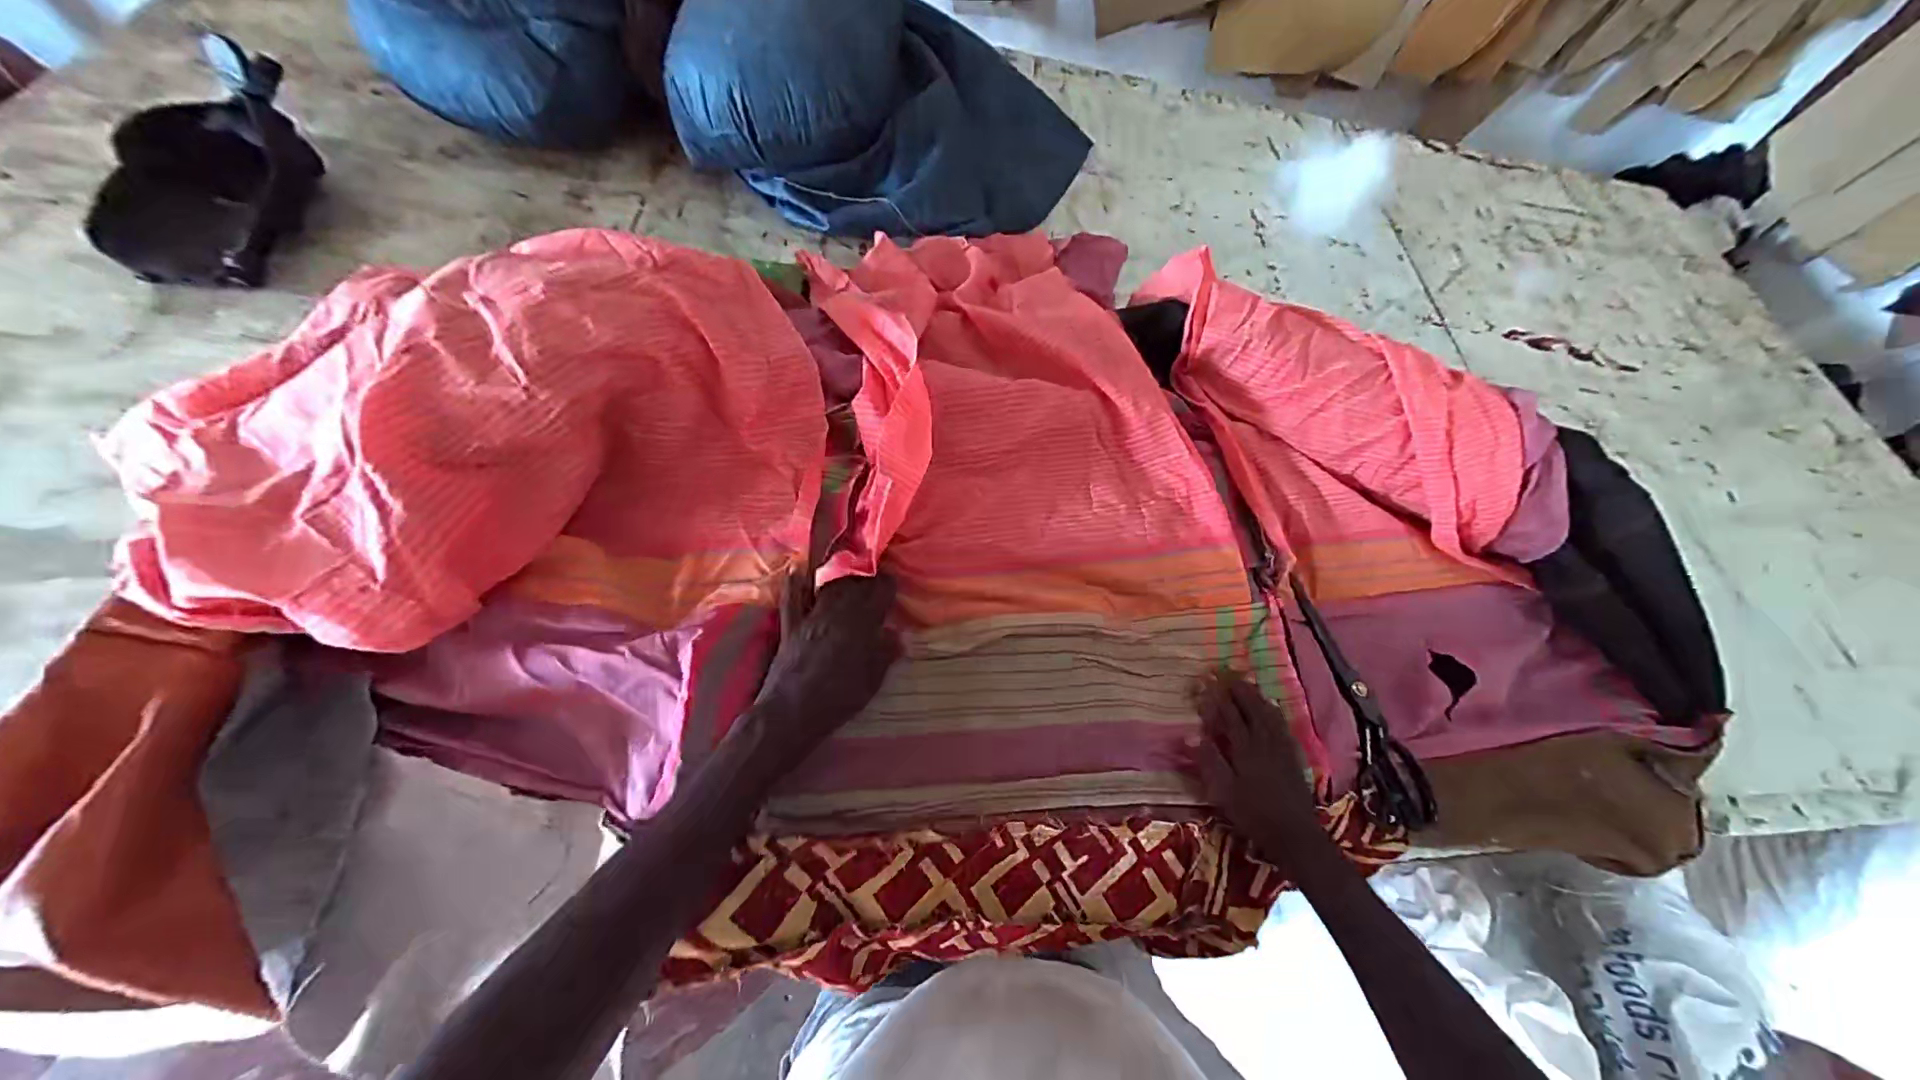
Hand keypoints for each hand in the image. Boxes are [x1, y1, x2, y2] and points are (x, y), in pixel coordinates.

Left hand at [749, 573, 900, 765]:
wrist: (792, 712)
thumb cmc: (838, 699)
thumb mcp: (872, 681)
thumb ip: (885, 653)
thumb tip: (897, 635)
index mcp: (862, 623)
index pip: (880, 591)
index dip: (888, 585)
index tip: (893, 585)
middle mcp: (837, 612)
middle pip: (855, 583)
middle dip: (868, 578)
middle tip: (876, 581)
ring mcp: (811, 617)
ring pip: (828, 586)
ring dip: (841, 577)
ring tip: (850, 575)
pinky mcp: (790, 626)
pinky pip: (791, 598)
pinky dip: (795, 582)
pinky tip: (796, 568)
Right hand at [1188, 672, 1326, 870]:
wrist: (1295, 833)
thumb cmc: (1253, 813)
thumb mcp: (1224, 790)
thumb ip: (1209, 761)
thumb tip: (1191, 733)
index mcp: (1245, 748)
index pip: (1229, 716)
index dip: (1218, 698)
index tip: (1207, 683)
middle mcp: (1264, 742)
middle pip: (1251, 709)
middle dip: (1239, 691)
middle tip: (1228, 675)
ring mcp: (1281, 749)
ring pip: (1269, 715)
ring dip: (1257, 698)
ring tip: (1249, 685)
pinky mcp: (1293, 757)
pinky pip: (1282, 726)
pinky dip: (1274, 713)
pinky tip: (1273, 710)